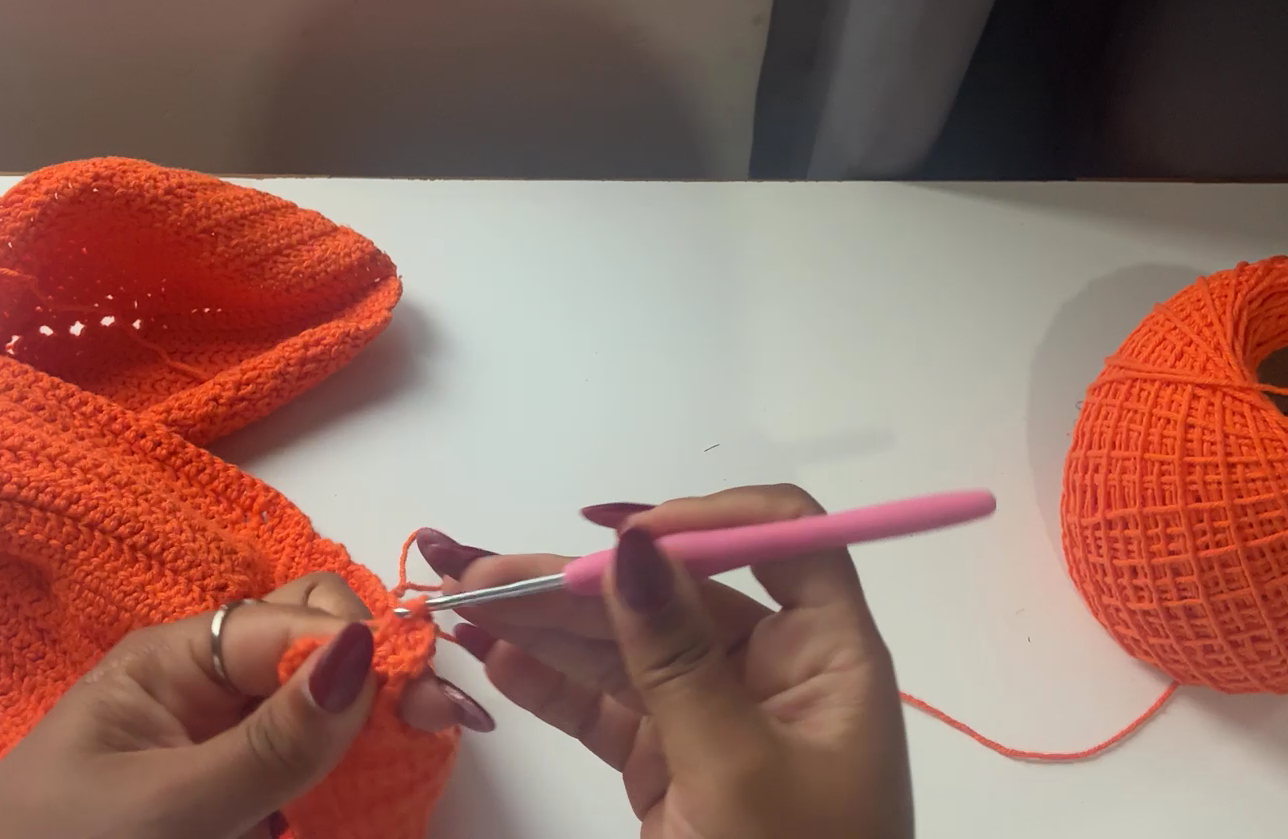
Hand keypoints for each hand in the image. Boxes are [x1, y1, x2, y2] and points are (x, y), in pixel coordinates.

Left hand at [0, 572, 493, 838]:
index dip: (365, 648)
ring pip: (322, 688)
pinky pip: (306, 741)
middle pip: (318, 638)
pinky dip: (348, 748)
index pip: (297, 616)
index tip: (422, 703)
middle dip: (378, 671)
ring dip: (373, 709)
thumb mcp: (161, 813)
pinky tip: (377, 763)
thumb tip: (368, 646)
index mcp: (177, 656)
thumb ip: (271, 740)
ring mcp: (221, 728)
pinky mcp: (232, 776)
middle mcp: (207, 676)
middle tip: (433, 722)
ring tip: (421, 737)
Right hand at [419, 484, 912, 838]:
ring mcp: (717, 710)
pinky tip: (498, 660)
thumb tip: (630, 539)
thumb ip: (676, 651)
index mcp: (825, 651)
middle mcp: (773, 665)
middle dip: (580, 580)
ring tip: (462, 603)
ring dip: (548, 625)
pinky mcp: (672, 756)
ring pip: (630, 644)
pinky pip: (611, 703)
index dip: (704, 517)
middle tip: (479, 570)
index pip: (782, 536)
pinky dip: (556, 683)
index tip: (619, 535)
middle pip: (677, 589)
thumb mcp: (732, 770)